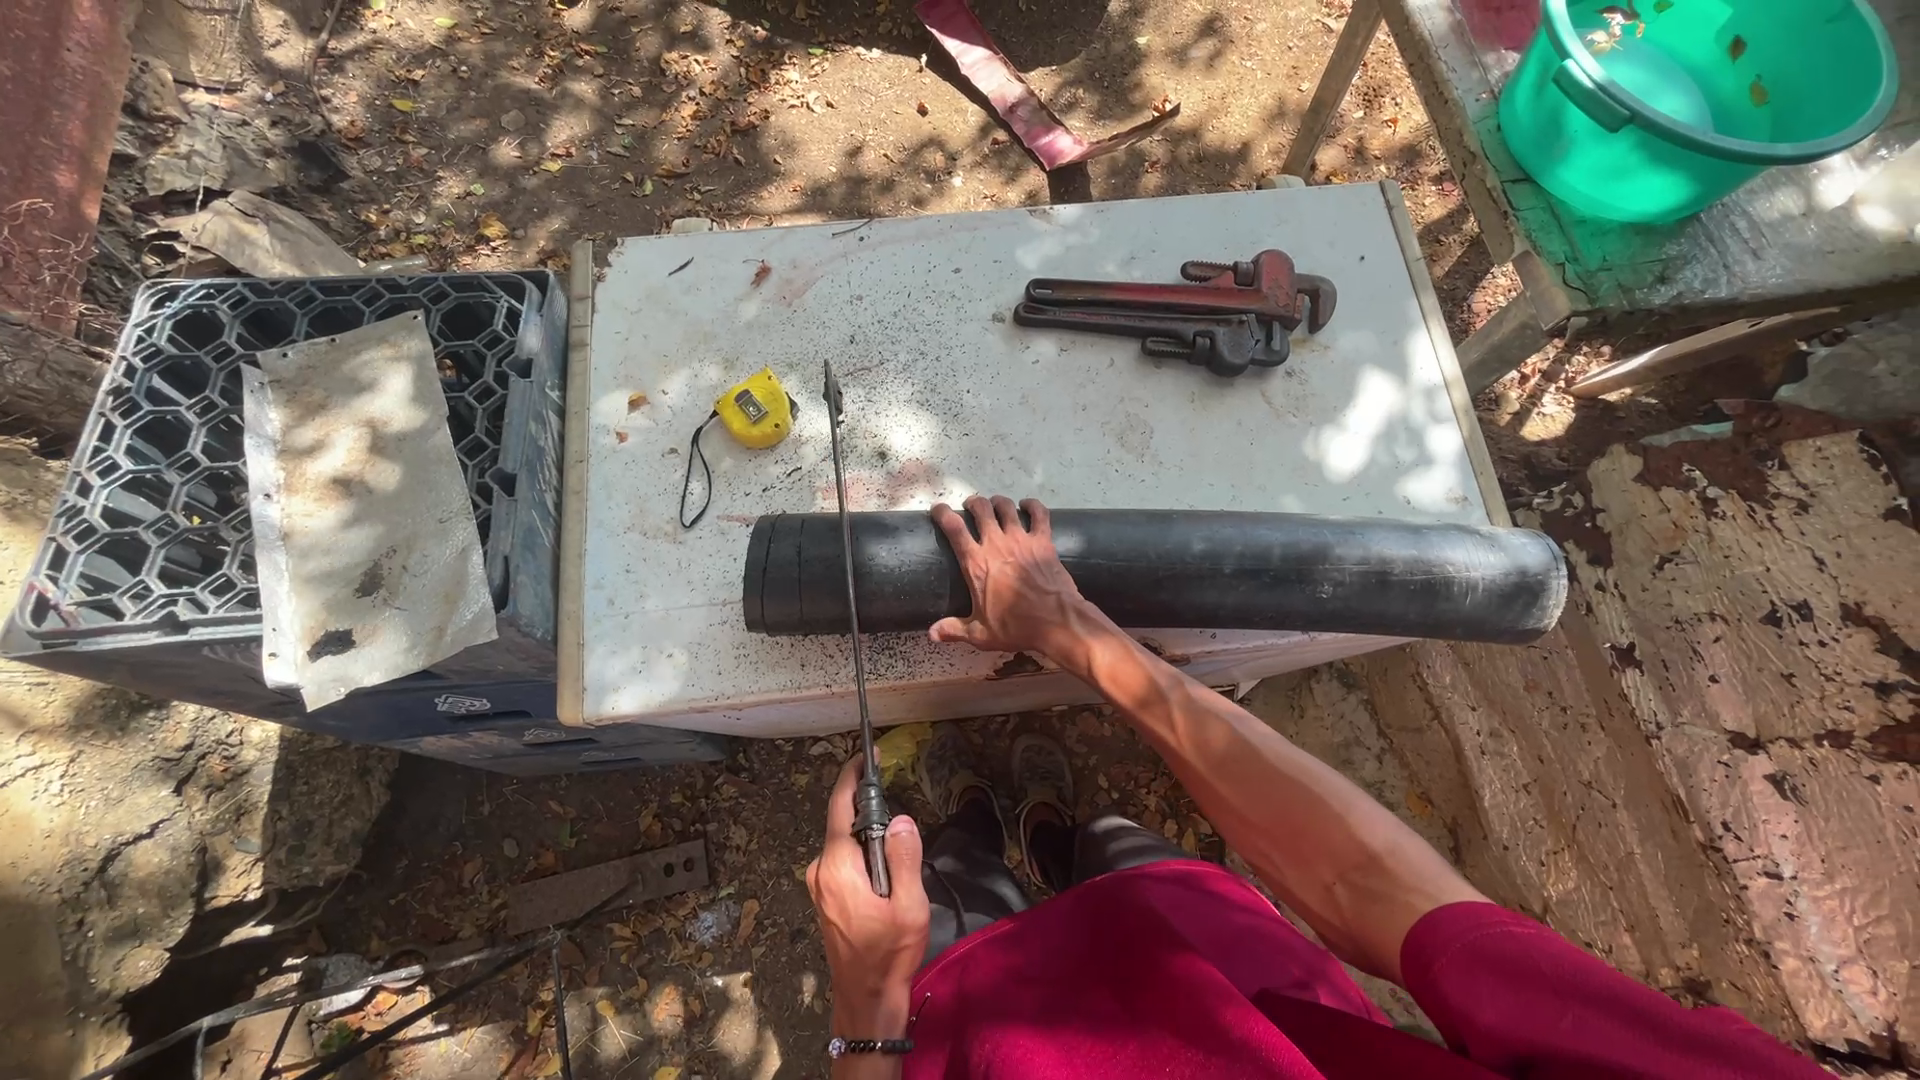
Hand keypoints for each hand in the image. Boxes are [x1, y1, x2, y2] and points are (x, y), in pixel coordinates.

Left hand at [807, 758, 928, 1036]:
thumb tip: (899, 818)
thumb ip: (904, 857)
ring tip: (898, 842)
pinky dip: (863, 851)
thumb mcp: (908, 906)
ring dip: (868, 834)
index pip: (839, 806)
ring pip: (845, 842)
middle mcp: (820, 870)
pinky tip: (885, 867)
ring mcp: (819, 885)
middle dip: (868, 806)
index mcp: (837, 866)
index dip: (852, 776)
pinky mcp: (825, 897)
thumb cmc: (888, 954)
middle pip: (843, 821)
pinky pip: (844, 860)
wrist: (866, 1001)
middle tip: (896, 800)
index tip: (867, 753)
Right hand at [929, 495, 1093, 657]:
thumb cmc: (1016, 627)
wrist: (1055, 621)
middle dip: (973, 503)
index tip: (938, 509)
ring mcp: (1021, 540)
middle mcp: (996, 544)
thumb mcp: (980, 634)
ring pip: (1006, 507)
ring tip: (995, 504)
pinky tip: (1028, 505)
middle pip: (981, 509)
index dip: (943, 513)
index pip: (954, 528)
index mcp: (976, 563)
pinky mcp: (1043, 541)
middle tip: (971, 507)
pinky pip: (1039, 514)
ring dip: (998, 502)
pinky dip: (1032, 505)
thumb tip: (931, 634)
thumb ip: (954, 629)